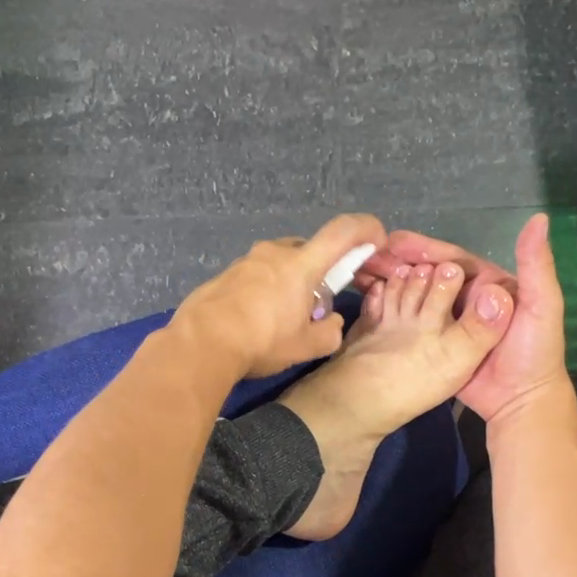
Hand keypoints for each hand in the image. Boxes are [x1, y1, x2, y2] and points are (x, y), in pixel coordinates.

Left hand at [170, 214, 386, 378]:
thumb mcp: (307, 347)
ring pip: (278, 263)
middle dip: (319, 271)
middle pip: (307, 250)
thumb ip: (330, 332)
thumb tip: (332, 324)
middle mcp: (274, 253)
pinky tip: (253, 322)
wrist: (201, 343)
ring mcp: (245, 262)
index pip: (343, 231)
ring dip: (288, 283)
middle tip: (315, 305)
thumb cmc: (261, 341)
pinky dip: (262, 291)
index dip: (366, 229)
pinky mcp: (223, 276)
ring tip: (281, 319)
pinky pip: (253, 277)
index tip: (376, 241)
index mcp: (301, 264)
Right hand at [360, 214, 572, 422]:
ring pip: (417, 297)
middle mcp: (466, 300)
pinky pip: (414, 324)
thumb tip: (537, 219)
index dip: (423, 250)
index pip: (451, 260)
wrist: (521, 401)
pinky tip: (372, 306)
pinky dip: (394, 312)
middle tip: (367, 258)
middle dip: (398, 265)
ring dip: (391, 286)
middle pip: (429, 276)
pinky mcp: (437, 346)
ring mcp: (449, 324)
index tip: (392, 242)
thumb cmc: (536, 351)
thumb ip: (536, 265)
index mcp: (488, 284)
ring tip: (360, 277)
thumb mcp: (542, 305)